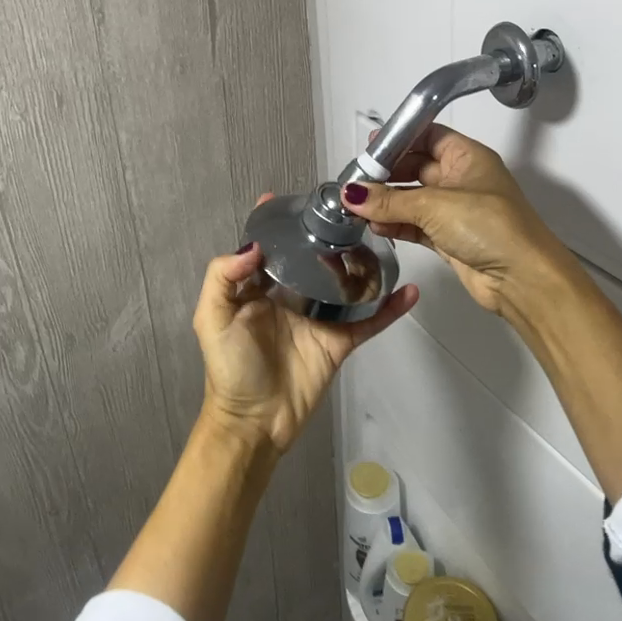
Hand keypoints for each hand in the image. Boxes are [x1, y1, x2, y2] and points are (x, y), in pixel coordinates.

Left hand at [193, 196, 418, 452]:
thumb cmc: (231, 368)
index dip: (275, 225)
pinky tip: (410, 290)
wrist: (254, 422)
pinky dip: (389, 308)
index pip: (269, 249)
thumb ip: (222, 278)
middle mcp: (289, 298)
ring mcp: (317, 319)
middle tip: (350, 213)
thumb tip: (255, 245)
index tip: (287, 198)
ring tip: (382, 238)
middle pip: (313, 260)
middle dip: (328, 237)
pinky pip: (367, 320)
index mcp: (258, 290)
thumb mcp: (211, 319)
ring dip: (364, 265)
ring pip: (345, 284)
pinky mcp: (339, 342)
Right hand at [341, 124, 582, 319]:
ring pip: (413, 199)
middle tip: (355, 181)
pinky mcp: (450, 240)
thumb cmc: (488, 226)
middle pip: (417, 167)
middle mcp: (462, 180)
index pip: (429, 135)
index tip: (370, 146)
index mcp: (468, 157)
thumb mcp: (435, 205)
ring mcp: (456, 211)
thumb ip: (390, 200)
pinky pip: (416, 226)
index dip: (401, 138)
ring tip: (355, 207)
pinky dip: (396, 226)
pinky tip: (373, 227)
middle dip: (387, 174)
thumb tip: (350, 194)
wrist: (522, 279)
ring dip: (387, 204)